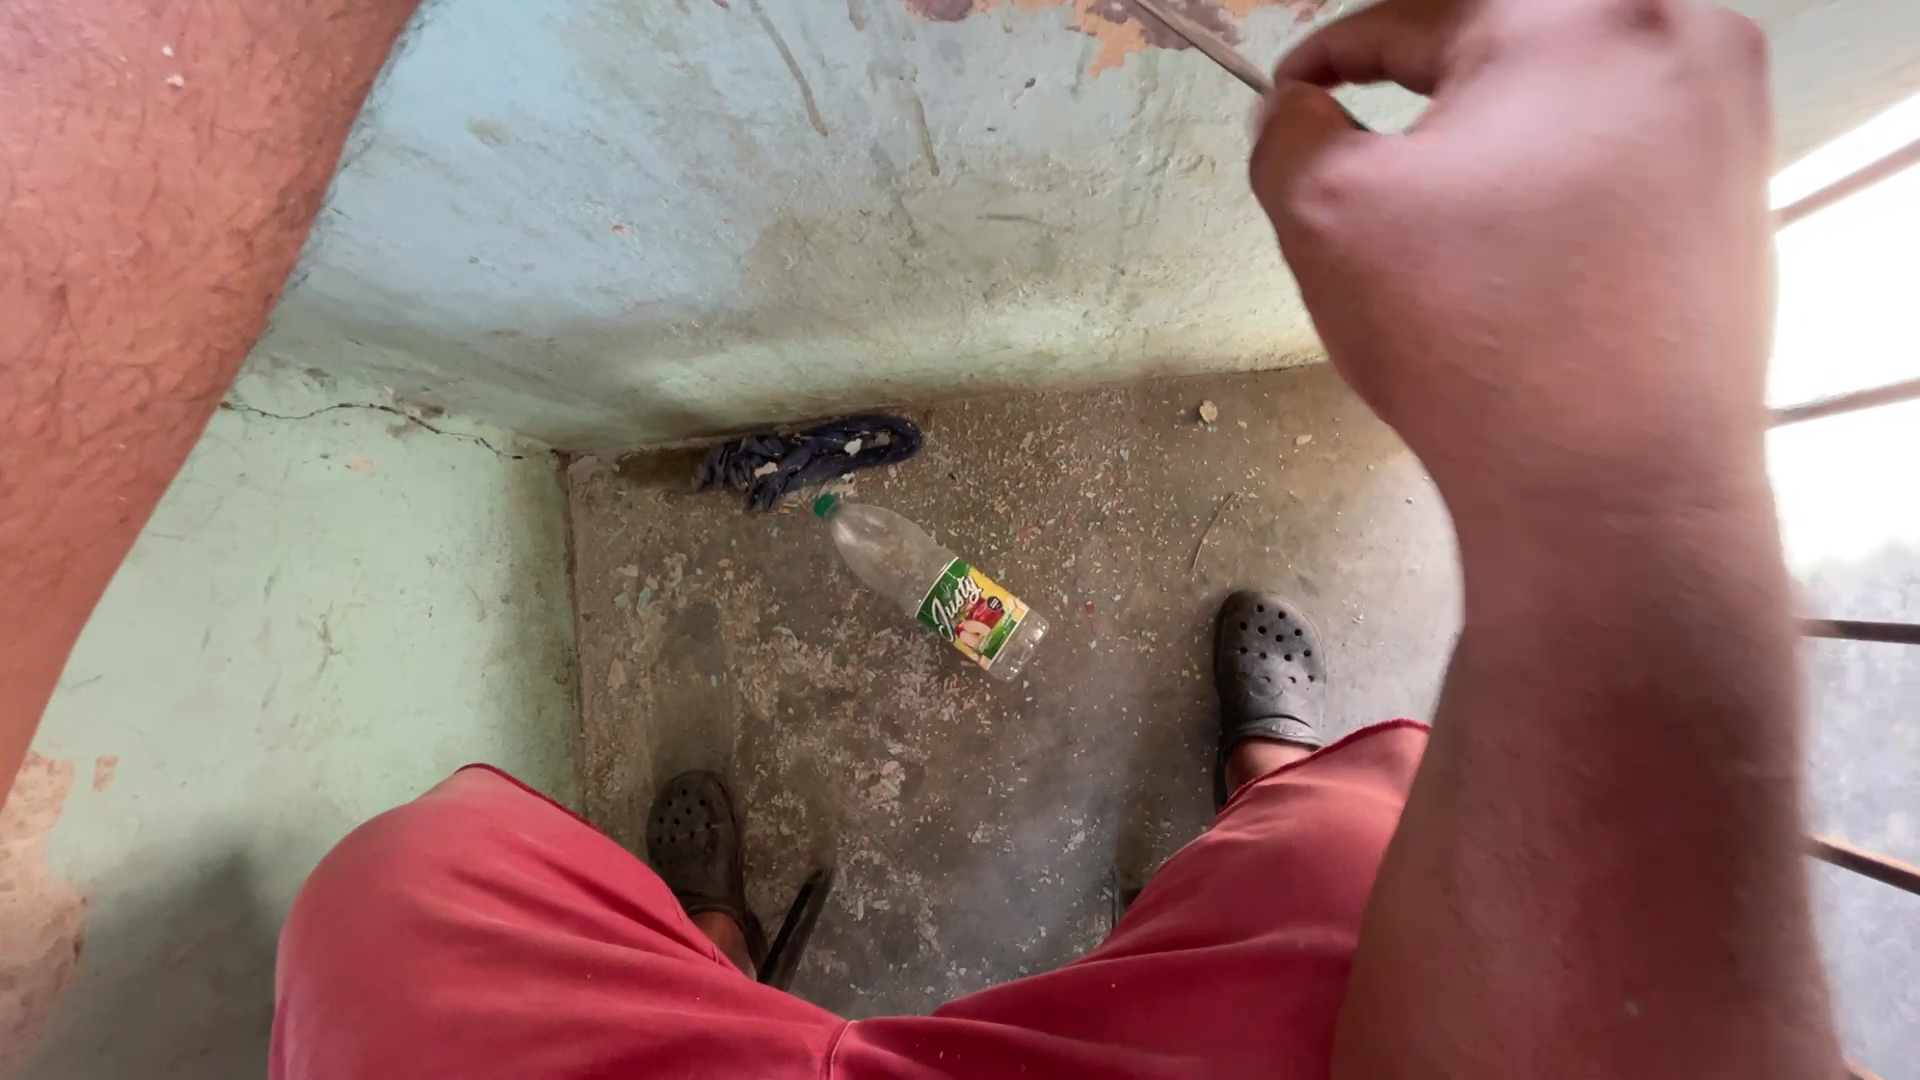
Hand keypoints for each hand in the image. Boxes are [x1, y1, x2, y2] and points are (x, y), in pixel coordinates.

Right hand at [1251, 0, 1775, 520]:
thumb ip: (1286, 138)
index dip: (1330, 49)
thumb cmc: (1451, 322)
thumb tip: (1284, 110)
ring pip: (1553, 110)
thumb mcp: (1324, 216)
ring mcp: (1720, 124)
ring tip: (1423, 229)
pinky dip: (1531, 193)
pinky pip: (1604, 164)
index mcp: (1572, 18)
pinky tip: (1498, 264)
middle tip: (1355, 168)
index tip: (1287, 92)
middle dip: (1410, 101)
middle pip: (1499, 51)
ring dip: (1472, 150)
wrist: (1595, 468)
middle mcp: (1676, 40)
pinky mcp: (1729, 203)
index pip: (1416, 10)